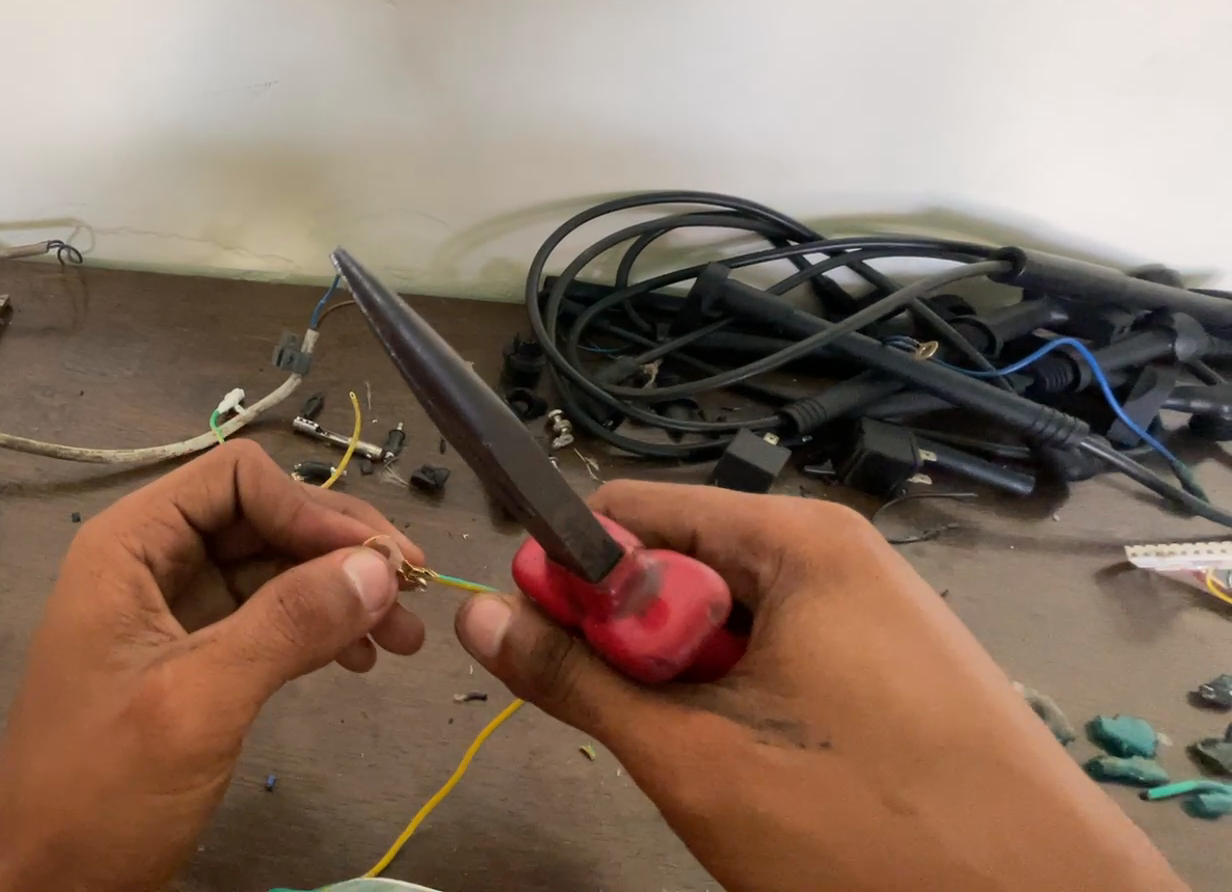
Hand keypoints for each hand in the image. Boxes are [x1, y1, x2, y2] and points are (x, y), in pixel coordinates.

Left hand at [0, 441, 425, 891]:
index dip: (310, 508)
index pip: (237, 479)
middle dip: (337, 548)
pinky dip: (317, 626)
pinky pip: (269, 613)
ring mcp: (177, 602)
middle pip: (263, 515)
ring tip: (402, 637)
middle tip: (410, 591)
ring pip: (274, 564)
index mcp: (133, 541)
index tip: (376, 559)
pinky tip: (359, 657)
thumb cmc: (99, 789)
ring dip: (339, 589)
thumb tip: (379, 565)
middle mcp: (155, 556)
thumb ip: (288, 624)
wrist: (41, 888)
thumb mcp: (197, 700)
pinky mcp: (198, 647)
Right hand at [457, 481, 1184, 891]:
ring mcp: (859, 603)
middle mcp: (823, 550)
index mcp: (788, 539)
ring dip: (674, 673)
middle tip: (635, 718)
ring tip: (701, 749)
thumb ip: (571, 675)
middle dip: (627, 635)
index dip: (570, 573)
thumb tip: (471, 614)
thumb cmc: (869, 837)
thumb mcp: (691, 754)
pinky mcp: (878, 657)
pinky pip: (758, 644)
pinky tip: (751, 755)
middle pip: (666, 561)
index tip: (549, 645)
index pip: (624, 513)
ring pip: (708, 612)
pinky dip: (724, 689)